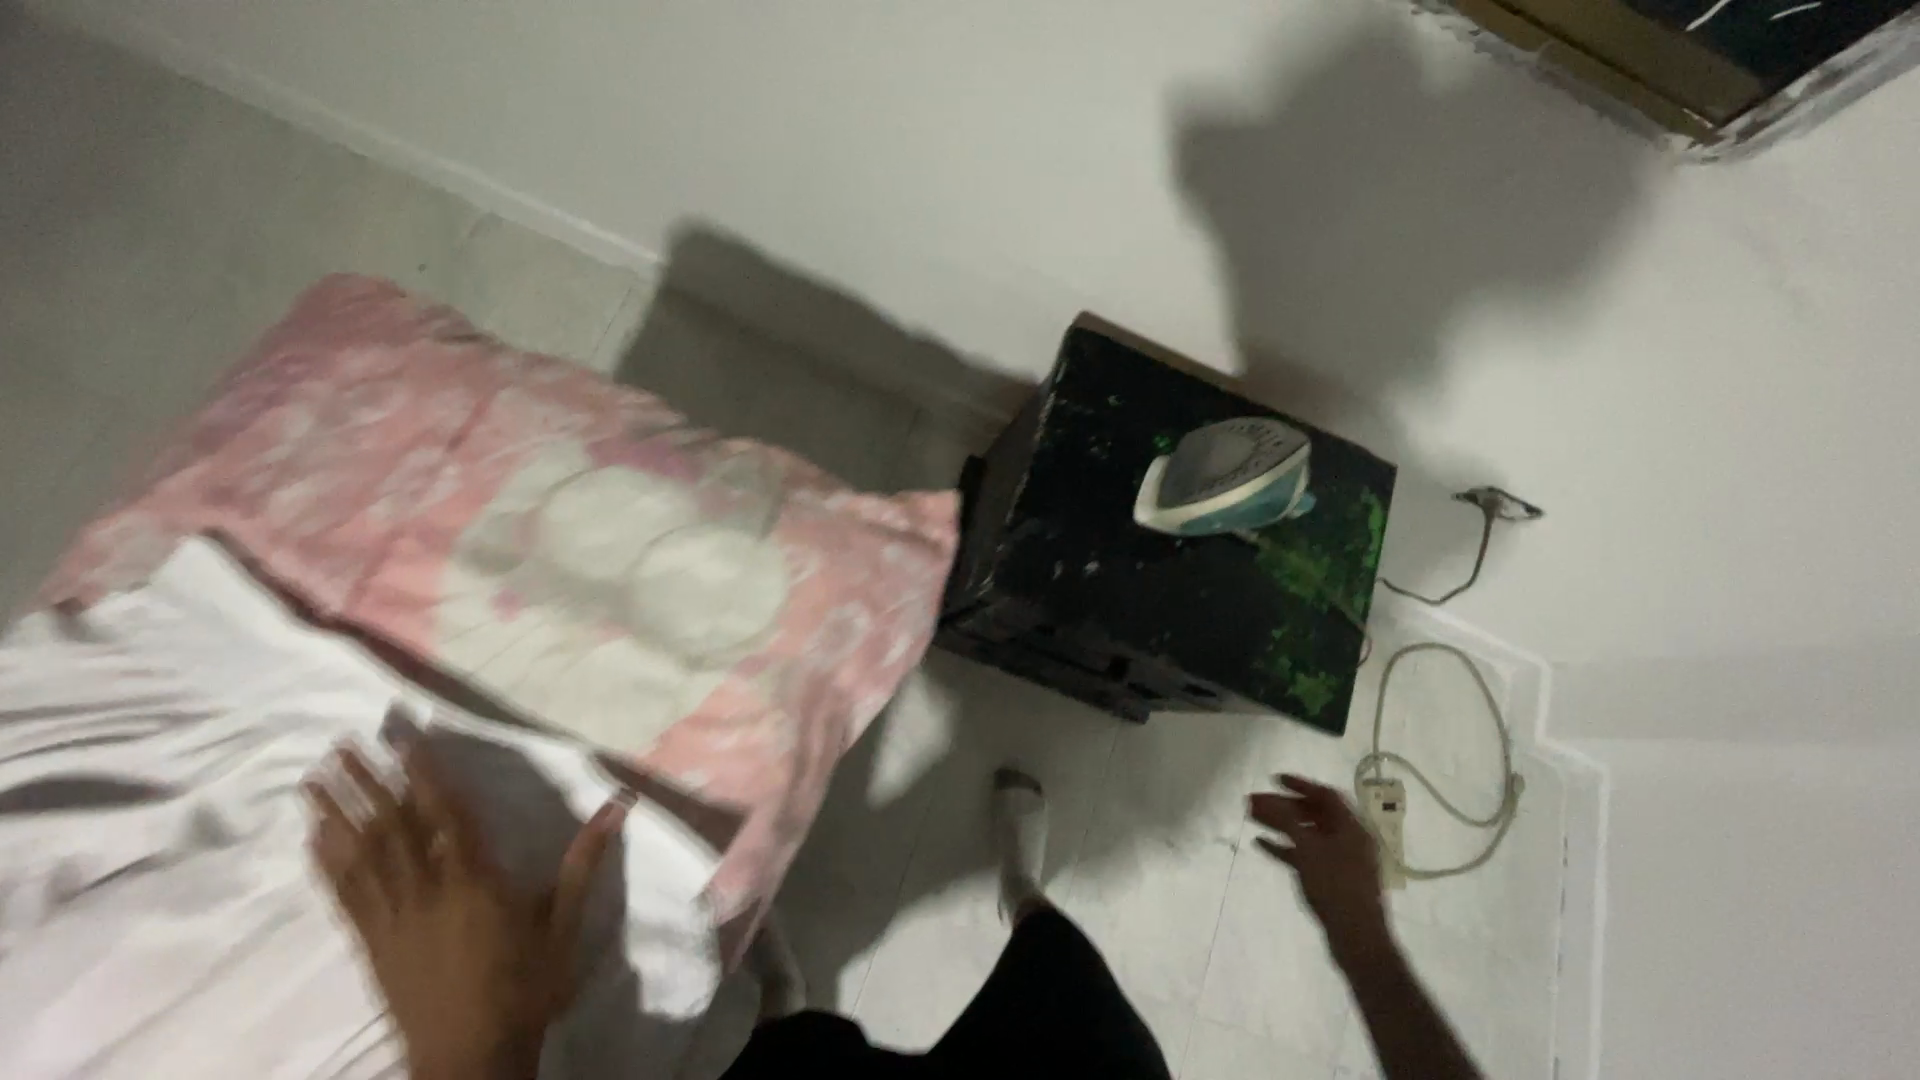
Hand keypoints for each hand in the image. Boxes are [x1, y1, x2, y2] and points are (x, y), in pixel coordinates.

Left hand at [305, 742, 628, 1079]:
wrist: (471, 1059)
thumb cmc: (526, 986)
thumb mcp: (564, 923)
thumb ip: (584, 863)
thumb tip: (617, 807)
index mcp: (475, 882)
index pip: (445, 815)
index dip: (424, 775)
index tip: (404, 740)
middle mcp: (426, 892)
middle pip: (392, 829)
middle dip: (366, 784)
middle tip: (341, 745)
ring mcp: (392, 920)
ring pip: (360, 857)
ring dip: (337, 815)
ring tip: (314, 781)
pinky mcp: (372, 945)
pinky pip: (345, 897)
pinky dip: (328, 865)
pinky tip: (315, 840)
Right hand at [1248, 773, 1390, 961]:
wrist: (1357, 938)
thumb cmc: (1335, 887)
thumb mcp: (1308, 849)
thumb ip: (1285, 820)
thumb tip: (1266, 798)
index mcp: (1352, 828)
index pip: (1326, 795)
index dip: (1300, 784)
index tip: (1274, 779)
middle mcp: (1348, 840)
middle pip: (1313, 814)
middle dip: (1283, 805)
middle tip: (1255, 802)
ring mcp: (1340, 860)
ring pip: (1306, 834)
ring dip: (1280, 824)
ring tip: (1252, 818)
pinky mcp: (1330, 878)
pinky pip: (1304, 854)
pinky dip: (1284, 847)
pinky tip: (1262, 844)